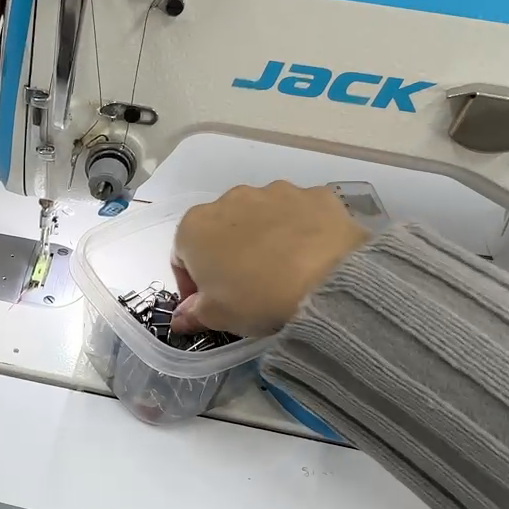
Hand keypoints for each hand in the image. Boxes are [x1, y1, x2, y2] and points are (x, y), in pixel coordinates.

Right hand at [170, 182, 371, 337]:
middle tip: (242, 287)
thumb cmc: (254, 297)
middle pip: (218, 230)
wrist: (328, 279)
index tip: (205, 304)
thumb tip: (181, 317)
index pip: (181, 257)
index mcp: (194, 228)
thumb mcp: (214, 316)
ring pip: (258, 218)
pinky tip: (307, 256)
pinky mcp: (313, 194)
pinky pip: (296, 214)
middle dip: (224, 255)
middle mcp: (230, 199)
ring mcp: (274, 192)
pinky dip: (296, 230)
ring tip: (279, 270)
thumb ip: (191, 314)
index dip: (190, 284)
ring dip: (260, 239)